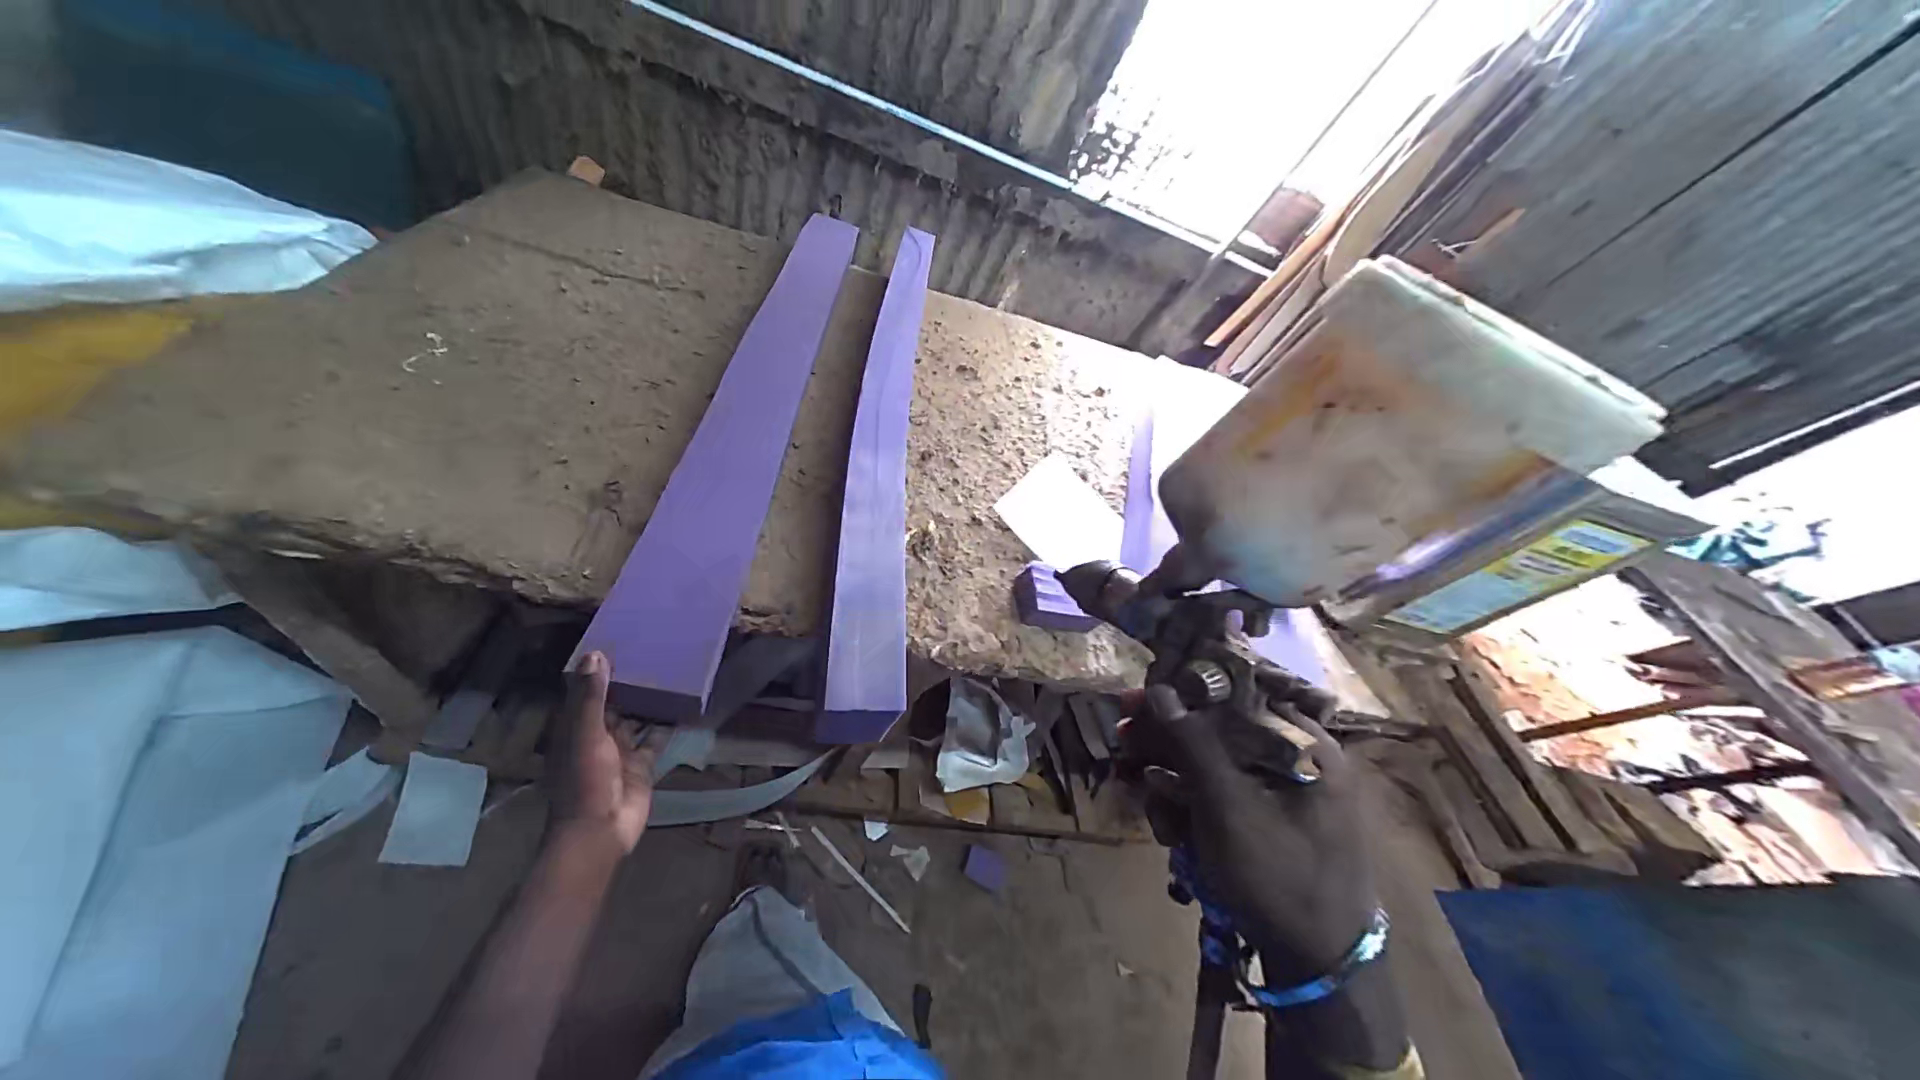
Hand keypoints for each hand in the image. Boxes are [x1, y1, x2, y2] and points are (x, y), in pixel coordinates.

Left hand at [547, 652, 666, 852]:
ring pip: (637, 719)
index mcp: (576, 728)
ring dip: (650, 702)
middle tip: (653, 653)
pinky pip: (657, 739)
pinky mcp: (643, 765)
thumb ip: (590, 697)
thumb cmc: (585, 780)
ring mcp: (622, 752)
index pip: (587, 693)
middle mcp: (598, 736)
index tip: (620, 643)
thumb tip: (595, 654)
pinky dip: (668, 725)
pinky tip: (683, 707)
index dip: (600, 671)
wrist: (600, 831)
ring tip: (672, 674)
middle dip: (630, 684)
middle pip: (615, 704)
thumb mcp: (585, 733)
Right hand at [1124, 683, 1378, 983]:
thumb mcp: (1229, 808)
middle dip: (1168, 741)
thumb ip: (1193, 744)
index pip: (1237, 693)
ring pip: (1214, 761)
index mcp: (1306, 744)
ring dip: (1174, 779)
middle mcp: (1298, 756)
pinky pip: (1222, 792)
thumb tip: (1160, 689)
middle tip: (1124, 742)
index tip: (1138, 699)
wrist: (1319, 967)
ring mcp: (1283, 788)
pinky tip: (1172, 830)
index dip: (1184, 692)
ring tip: (1151, 805)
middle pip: (1219, 727)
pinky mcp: (1268, 815)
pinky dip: (1192, 804)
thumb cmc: (1280, 878)